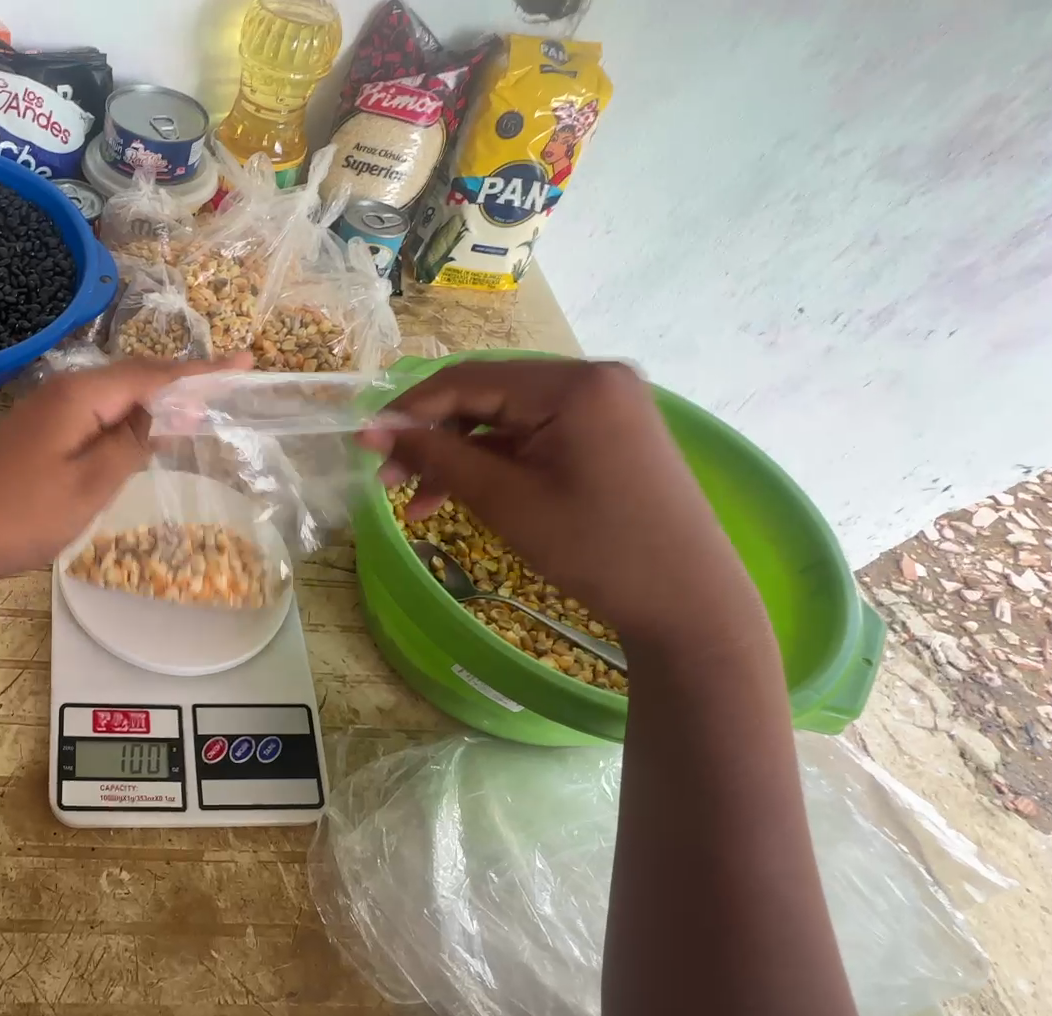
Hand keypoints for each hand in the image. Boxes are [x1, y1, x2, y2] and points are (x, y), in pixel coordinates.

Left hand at [0, 355, 245, 590]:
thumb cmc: (18, 515)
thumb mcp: (87, 487)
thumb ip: (127, 448)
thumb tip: (148, 421)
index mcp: (79, 397)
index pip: (153, 375)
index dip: (202, 371)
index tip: (246, 361)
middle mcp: (60, 394)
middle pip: (131, 380)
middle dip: (179, 383)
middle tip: (225, 387)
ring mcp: (40, 416)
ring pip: (108, 401)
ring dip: (150, 404)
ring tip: (191, 411)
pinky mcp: (29, 439)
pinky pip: (88, 420)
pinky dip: (120, 425)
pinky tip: (132, 439)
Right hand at [358, 359, 756, 642]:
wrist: (688, 603)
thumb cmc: (594, 549)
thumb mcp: (503, 500)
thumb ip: (435, 456)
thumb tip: (373, 431)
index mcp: (574, 384)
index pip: (467, 379)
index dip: (408, 411)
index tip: (363, 444)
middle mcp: (593, 378)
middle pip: (485, 395)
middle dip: (432, 436)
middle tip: (388, 479)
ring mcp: (606, 404)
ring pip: (505, 418)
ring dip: (458, 455)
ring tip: (419, 502)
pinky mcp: (608, 432)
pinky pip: (533, 435)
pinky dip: (494, 462)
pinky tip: (461, 496)